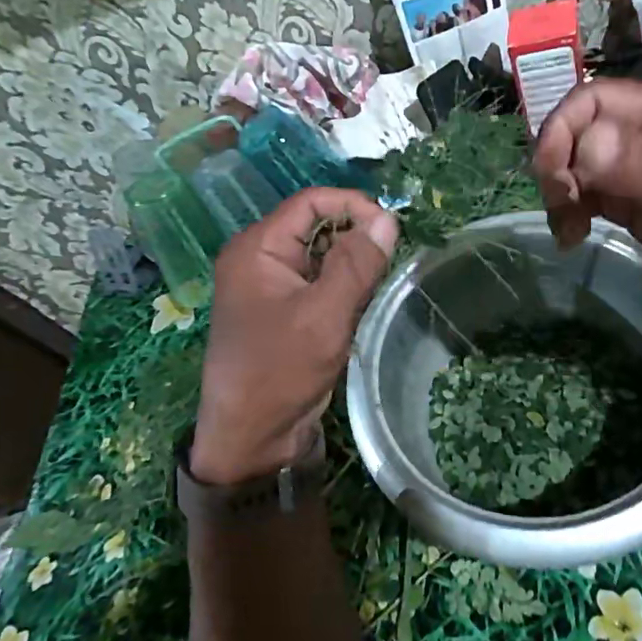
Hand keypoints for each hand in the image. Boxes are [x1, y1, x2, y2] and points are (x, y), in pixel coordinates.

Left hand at [193, 188, 399, 485]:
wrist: (249, 438)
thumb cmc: (278, 372)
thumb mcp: (323, 315)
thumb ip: (356, 264)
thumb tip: (387, 219)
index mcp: (256, 249)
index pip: (310, 202)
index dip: (353, 206)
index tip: (392, 229)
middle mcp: (260, 260)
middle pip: (316, 226)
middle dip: (355, 236)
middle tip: (390, 261)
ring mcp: (272, 288)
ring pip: (322, 257)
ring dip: (353, 265)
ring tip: (378, 286)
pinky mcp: (286, 312)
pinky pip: (320, 284)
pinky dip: (344, 288)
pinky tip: (362, 307)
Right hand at [532, 79, 641, 276]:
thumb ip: (636, 162)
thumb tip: (583, 143)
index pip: (591, 99)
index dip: (561, 129)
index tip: (551, 173)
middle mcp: (640, 128)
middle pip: (576, 132)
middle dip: (558, 167)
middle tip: (561, 205)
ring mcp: (632, 162)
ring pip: (575, 165)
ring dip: (562, 195)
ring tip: (569, 230)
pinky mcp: (627, 194)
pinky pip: (586, 194)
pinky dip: (572, 213)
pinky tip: (573, 237)